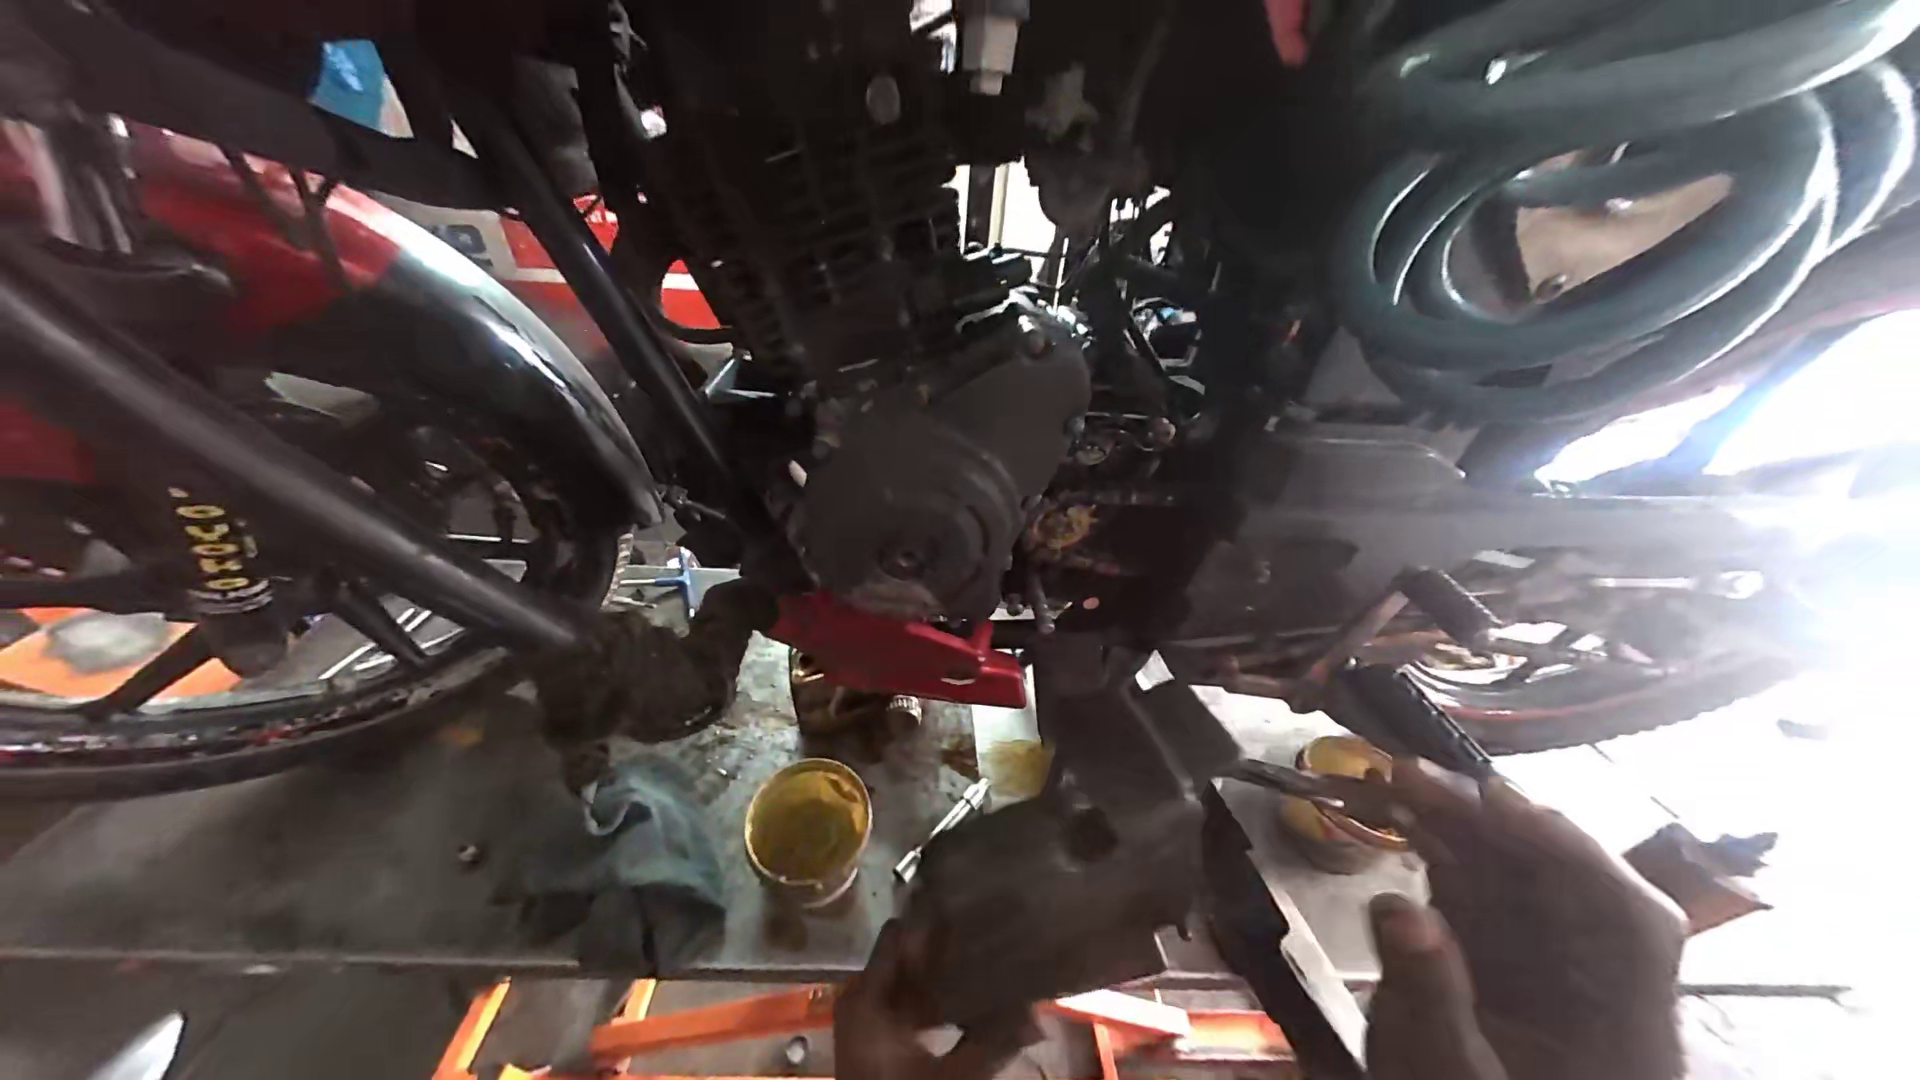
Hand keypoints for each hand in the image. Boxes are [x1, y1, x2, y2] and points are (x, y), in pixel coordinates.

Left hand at [836, 920, 1035, 1079]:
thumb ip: (992, 1044)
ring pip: (905, 977)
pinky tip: (962, 999)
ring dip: (938, 972)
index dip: (932, 920)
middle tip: (983, 934)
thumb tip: (1037, 1016)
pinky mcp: (874, 1038)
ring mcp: (864, 1018)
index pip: (900, 933)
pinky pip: (902, 1001)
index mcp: (869, 996)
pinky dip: (930, 997)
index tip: (968, 910)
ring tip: (980, 959)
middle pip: (904, 952)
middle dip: (942, 946)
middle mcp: (862, 996)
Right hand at [1367, 765, 1685, 1079]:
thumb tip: (1398, 907)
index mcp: (1615, 1026)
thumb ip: (1425, 994)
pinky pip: (1473, 886)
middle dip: (1487, 817)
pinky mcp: (1490, 952)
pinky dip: (1439, 845)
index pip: (1625, 918)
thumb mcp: (1437, 1075)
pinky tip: (1404, 815)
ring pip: (1511, 873)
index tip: (1493, 797)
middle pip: (1558, 880)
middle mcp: (1587, 982)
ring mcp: (1536, 964)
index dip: (1568, 846)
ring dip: (1456, 820)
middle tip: (1411, 771)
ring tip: (1397, 780)